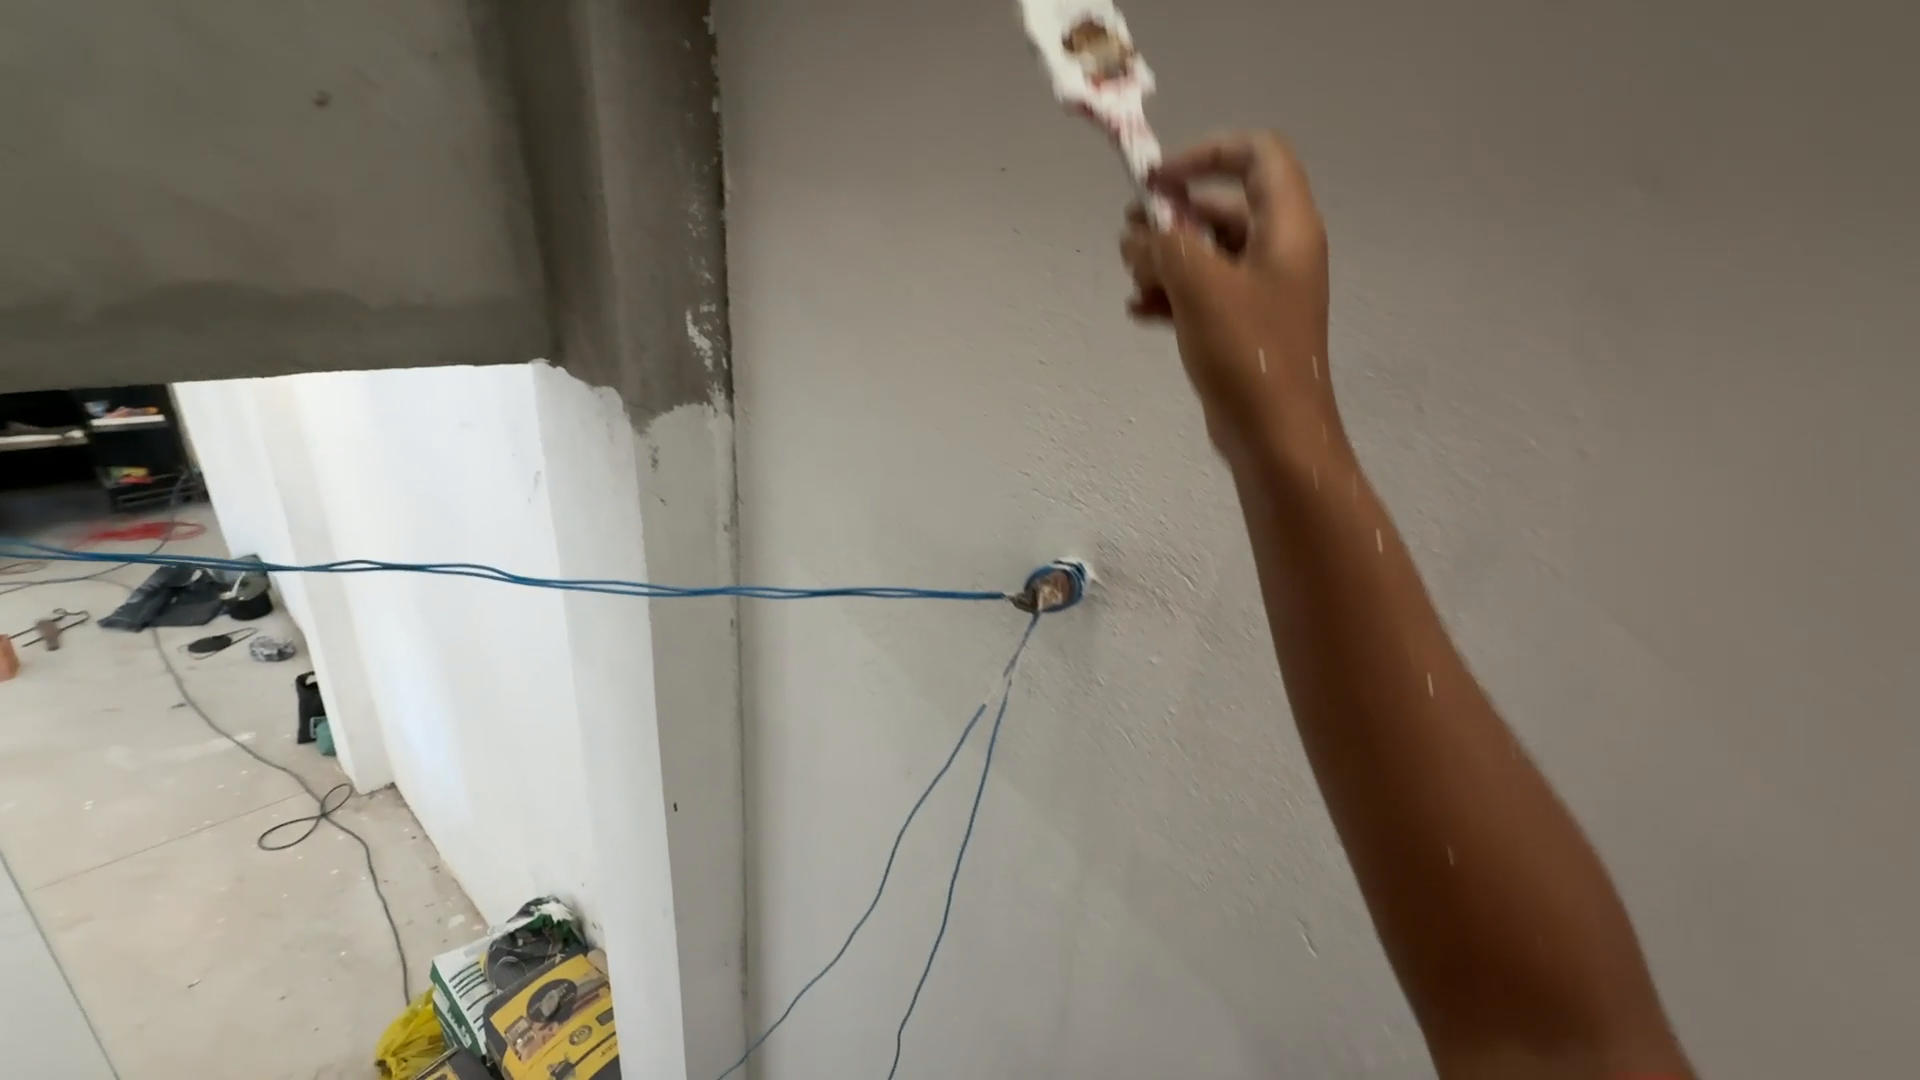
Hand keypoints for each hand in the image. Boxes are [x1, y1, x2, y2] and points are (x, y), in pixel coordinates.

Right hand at [1120, 132, 1333, 453]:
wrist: (1274, 436)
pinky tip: (1139, 312)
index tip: (1157, 180)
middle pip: (1222, 209)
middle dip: (1171, 219)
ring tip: (1132, 280)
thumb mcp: (1201, 287)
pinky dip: (1171, 295)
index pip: (1257, 155)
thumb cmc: (1246, 353)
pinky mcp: (1243, 328)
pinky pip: (1203, 295)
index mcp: (1286, 228)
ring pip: (1206, 255)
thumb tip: (1139, 234)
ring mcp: (1261, 294)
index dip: (1205, 154)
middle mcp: (1279, 253)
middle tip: (1130, 239)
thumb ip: (1166, 245)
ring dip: (1165, 259)